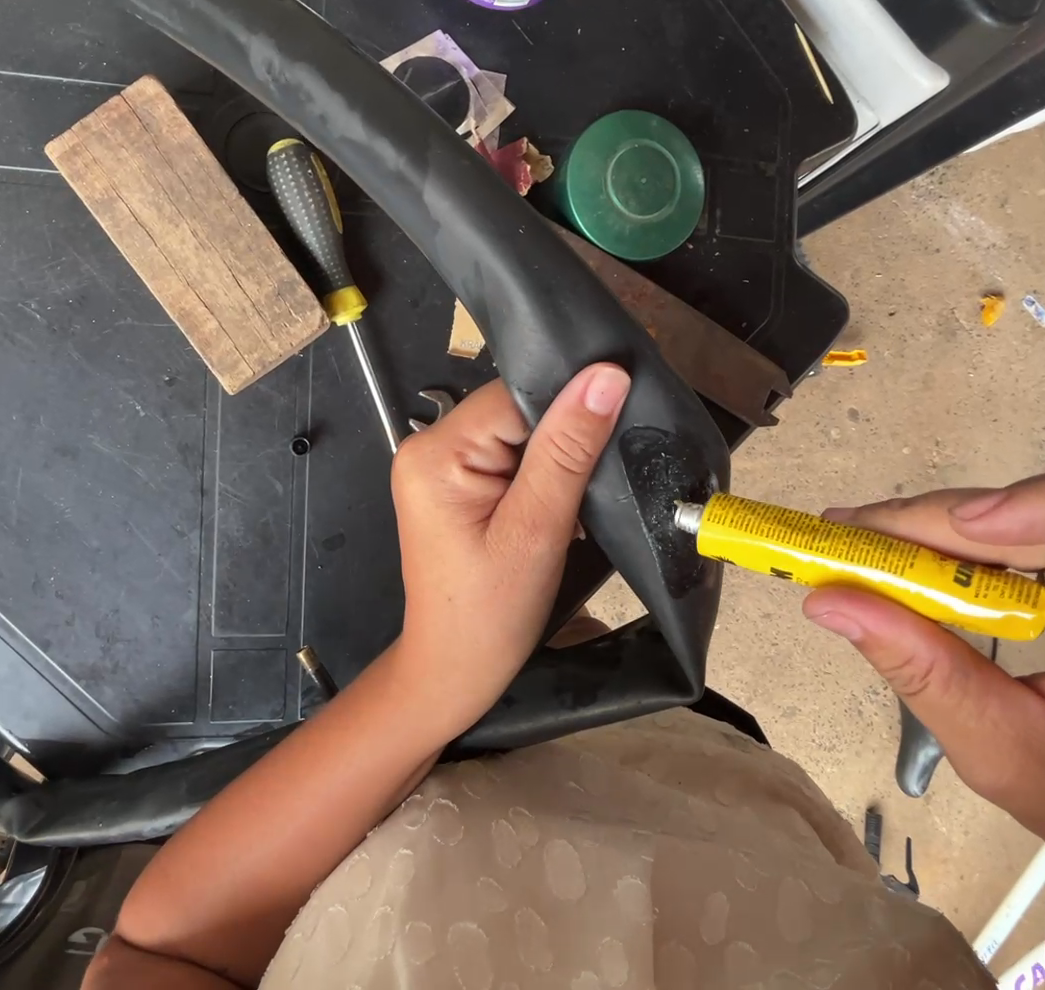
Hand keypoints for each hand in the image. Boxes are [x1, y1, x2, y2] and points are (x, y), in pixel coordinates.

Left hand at [389, 364, 630, 733]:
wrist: (456, 667)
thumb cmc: (491, 613)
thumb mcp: (537, 529)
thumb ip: (568, 450)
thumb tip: (606, 376)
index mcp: (435, 453)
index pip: (514, 396)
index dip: (568, 405)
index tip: (617, 424)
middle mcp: (427, 447)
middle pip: (514, 410)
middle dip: (562, 435)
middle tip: (604, 469)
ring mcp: (439, 466)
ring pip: (517, 432)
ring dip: (555, 457)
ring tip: (581, 492)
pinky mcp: (455, 485)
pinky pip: (509, 456)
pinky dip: (540, 474)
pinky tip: (559, 501)